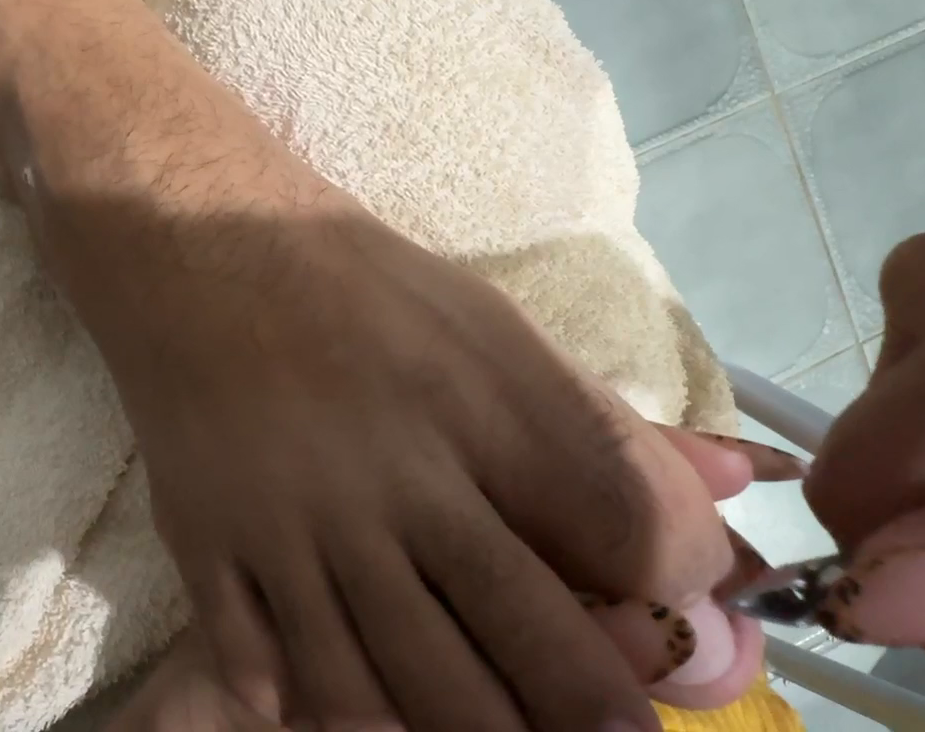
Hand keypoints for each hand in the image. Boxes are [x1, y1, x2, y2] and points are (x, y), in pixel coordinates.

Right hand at [31, 119, 740, 731]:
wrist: (191, 242)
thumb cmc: (342, 273)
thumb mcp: (479, 316)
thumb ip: (589, 415)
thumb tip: (733, 487)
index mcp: (471, 402)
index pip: (625, 536)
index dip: (671, 594)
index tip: (664, 612)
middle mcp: (389, 480)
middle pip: (530, 647)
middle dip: (594, 711)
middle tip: (609, 730)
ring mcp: (288, 525)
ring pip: (395, 696)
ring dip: (459, 728)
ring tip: (488, 722)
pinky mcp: (204, 542)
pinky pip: (266, 674)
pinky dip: (310, 708)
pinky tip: (341, 700)